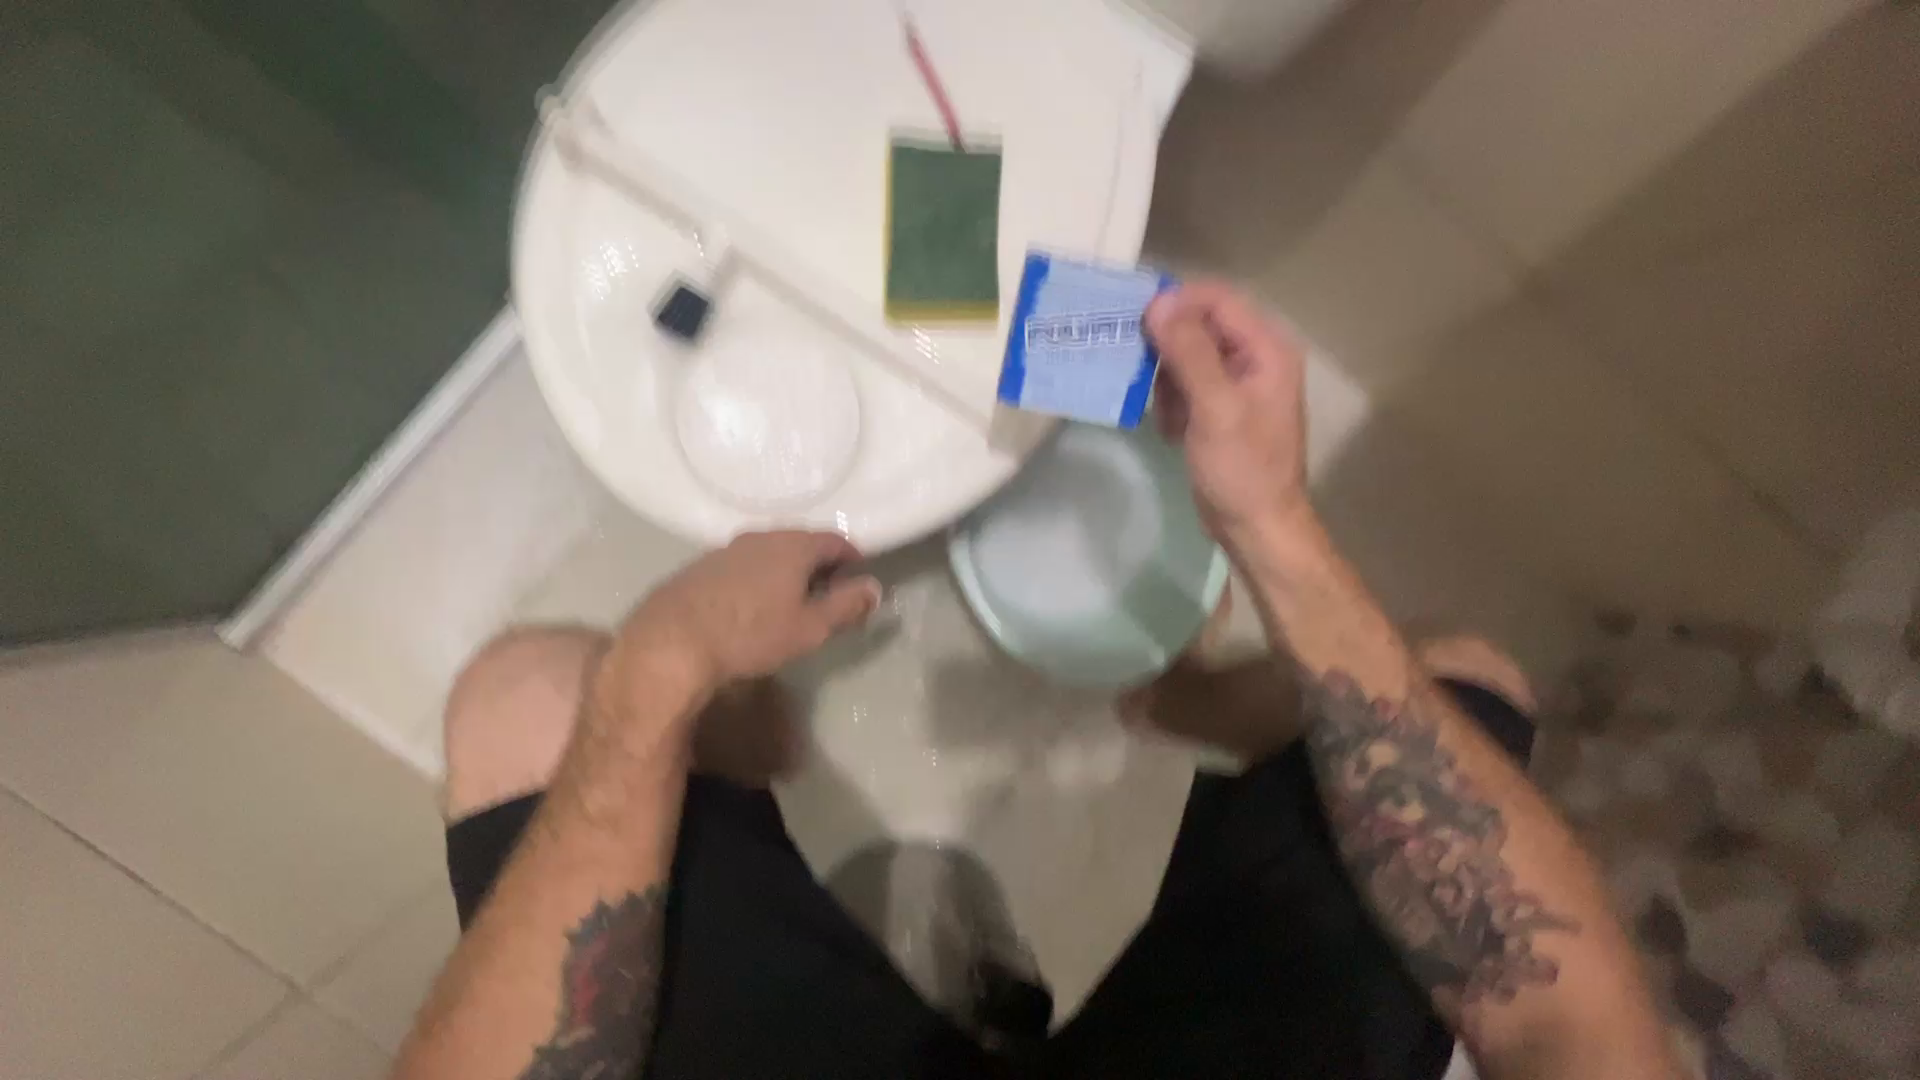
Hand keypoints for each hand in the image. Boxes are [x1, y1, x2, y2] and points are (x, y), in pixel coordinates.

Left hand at [615, 530, 880, 690]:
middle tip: (829, 588)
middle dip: (819, 562)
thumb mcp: (810, 628)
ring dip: (786, 569)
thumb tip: (874, 588)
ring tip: (792, 597)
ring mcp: (726, 548)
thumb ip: (846, 606)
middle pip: (801, 541)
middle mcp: (761, 536)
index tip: (859, 575)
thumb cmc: (751, 635)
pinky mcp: (701, 566)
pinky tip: (753, 603)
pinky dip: (758, 576)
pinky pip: (743, 564)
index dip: (853, 557)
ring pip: (769, 551)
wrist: (671, 642)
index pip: (835, 540)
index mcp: (793, 545)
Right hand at [1145, 282, 1313, 545]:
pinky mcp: (1219, 408)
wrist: (1256, 526)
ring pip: (1186, 357)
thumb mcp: (1215, 407)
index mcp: (1266, 348)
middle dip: (1167, 349)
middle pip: (1199, 326)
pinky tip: (1173, 430)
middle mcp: (1254, 358)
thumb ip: (1190, 352)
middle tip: (1139, 373)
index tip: (1135, 324)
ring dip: (1166, 382)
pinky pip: (1185, 386)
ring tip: (1166, 415)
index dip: (1176, 304)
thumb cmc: (1241, 468)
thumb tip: (1159, 303)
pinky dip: (1171, 403)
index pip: (1217, 300)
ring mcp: (1236, 384)